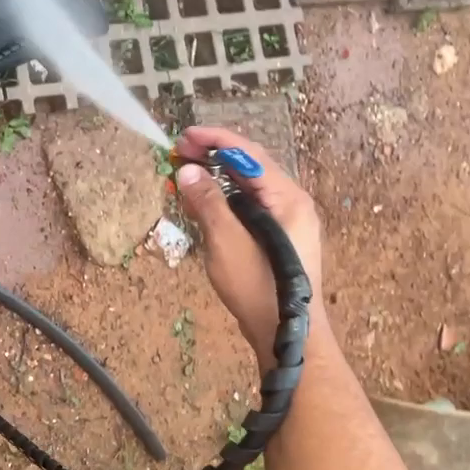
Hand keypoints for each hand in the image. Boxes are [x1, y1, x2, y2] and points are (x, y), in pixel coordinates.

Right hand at [172, 126, 324, 363]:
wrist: (286, 334)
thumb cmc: (259, 287)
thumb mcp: (227, 242)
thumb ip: (208, 203)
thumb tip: (187, 171)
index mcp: (288, 198)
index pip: (249, 155)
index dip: (216, 140)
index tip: (184, 136)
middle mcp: (291, 203)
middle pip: (249, 167)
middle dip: (212, 155)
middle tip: (177, 151)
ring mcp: (286, 222)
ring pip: (246, 187)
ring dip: (214, 177)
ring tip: (181, 174)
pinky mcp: (275, 238)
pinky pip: (246, 206)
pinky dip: (220, 198)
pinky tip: (199, 202)